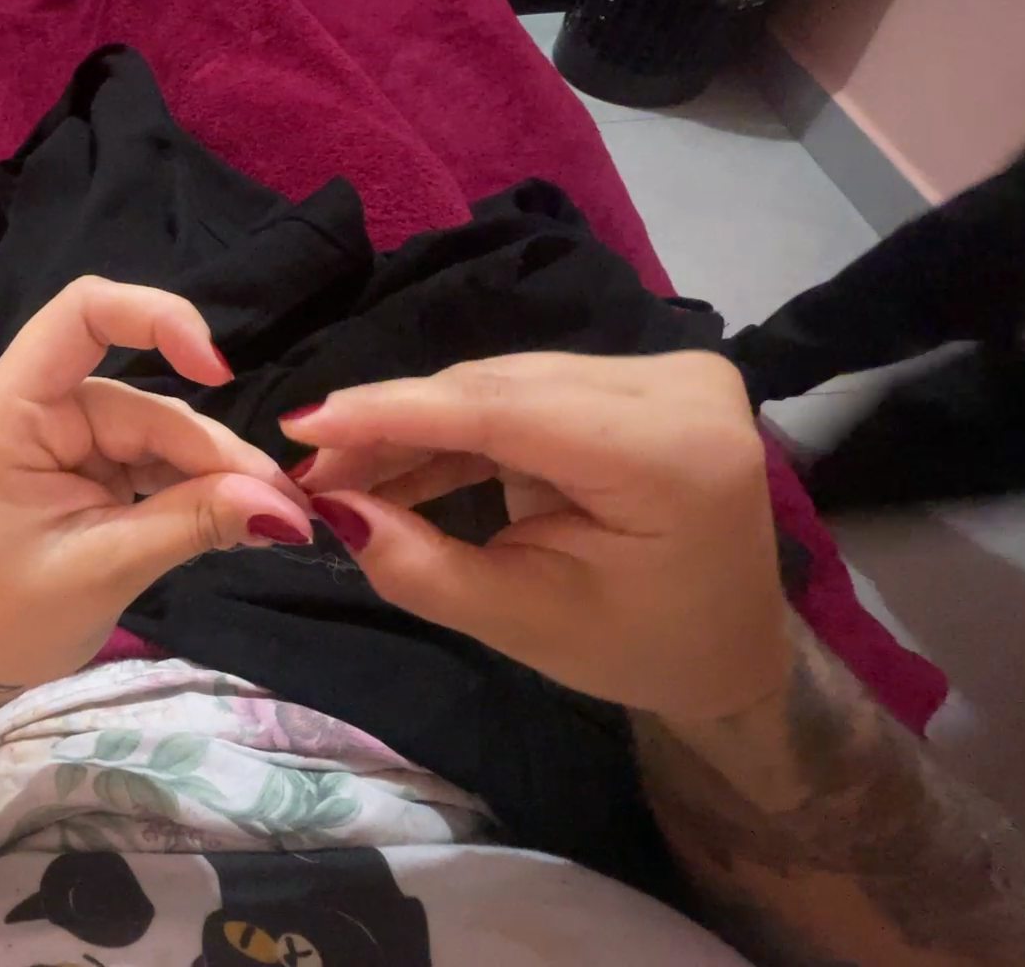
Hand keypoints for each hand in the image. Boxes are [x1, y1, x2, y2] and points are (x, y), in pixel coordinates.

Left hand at [0, 277, 313, 689]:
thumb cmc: (9, 618)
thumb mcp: (104, 569)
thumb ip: (192, 523)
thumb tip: (286, 506)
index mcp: (10, 413)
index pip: (82, 314)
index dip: (157, 318)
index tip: (219, 371)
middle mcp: (36, 406)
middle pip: (143, 399)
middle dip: (213, 451)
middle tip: (283, 506)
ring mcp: (65, 434)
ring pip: (159, 429)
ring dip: (213, 471)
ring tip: (269, 517)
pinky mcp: (88, 461)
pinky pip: (153, 456)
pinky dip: (193, 484)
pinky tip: (234, 515)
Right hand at [284, 352, 792, 721]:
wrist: (723, 642)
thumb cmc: (637, 648)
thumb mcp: (518, 622)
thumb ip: (420, 566)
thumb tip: (330, 508)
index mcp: (673, 455)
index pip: (502, 410)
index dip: (391, 412)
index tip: (301, 422)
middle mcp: (669, 387)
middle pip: (488, 391)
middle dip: (386, 427)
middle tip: (309, 470)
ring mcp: (648, 375)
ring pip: (486, 388)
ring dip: (405, 430)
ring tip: (337, 474)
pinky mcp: (617, 383)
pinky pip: (503, 398)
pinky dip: (441, 434)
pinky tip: (389, 468)